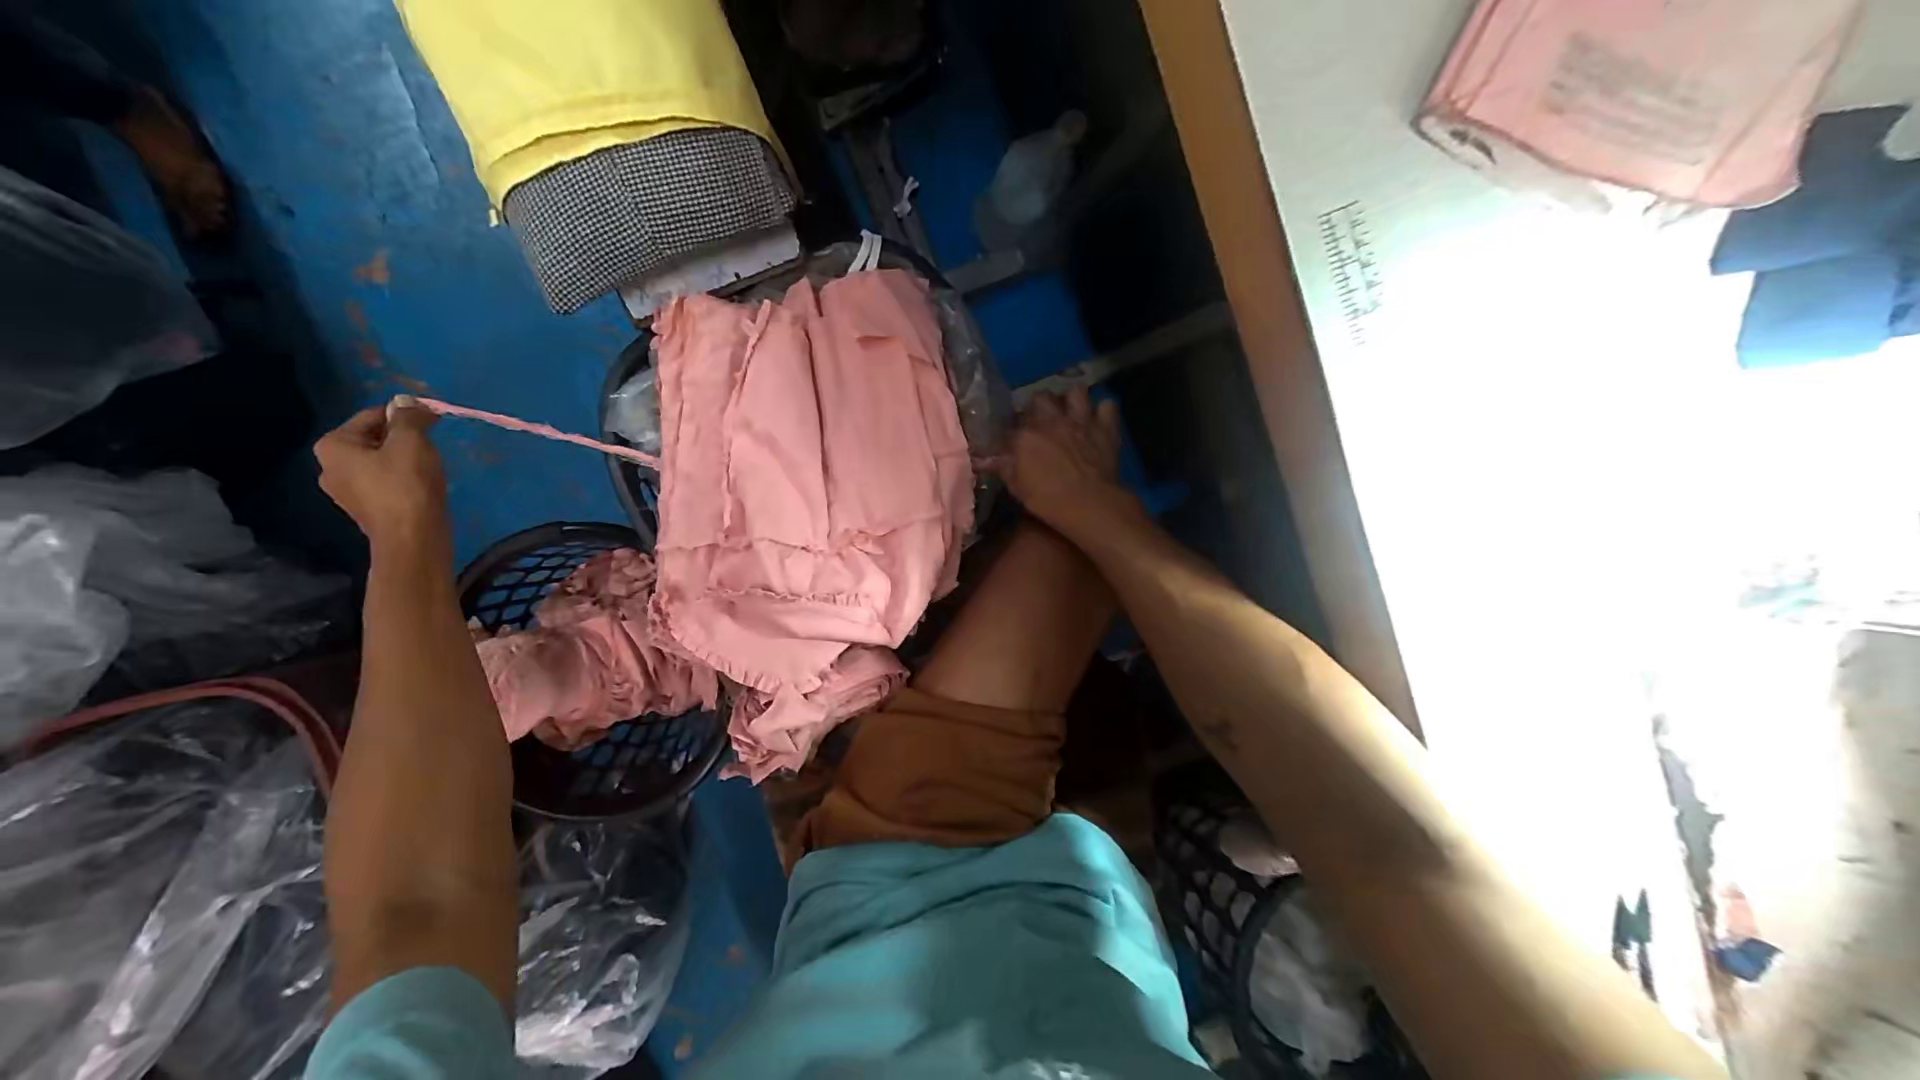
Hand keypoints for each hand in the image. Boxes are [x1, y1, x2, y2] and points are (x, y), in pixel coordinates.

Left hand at [315, 399, 448, 548]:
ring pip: (380, 462)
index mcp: (333, 446)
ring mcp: (345, 492)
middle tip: (432, 449)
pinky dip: (403, 480)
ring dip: (405, 460)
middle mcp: (329, 466)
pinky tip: (422, 488)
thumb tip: (410, 403)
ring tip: (429, 470)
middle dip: (404, 440)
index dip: (405, 416)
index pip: (372, 416)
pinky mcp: (365, 510)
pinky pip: (385, 483)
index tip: (433, 423)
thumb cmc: (407, 484)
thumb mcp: (412, 441)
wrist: (413, 537)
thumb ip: (409, 417)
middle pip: (374, 439)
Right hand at [993, 387, 1139, 539]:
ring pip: (1076, 392)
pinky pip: (1108, 406)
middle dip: (1039, 406)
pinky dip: (1103, 411)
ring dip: (1072, 400)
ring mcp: (1080, 421)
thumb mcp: (1018, 488)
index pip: (1010, 427)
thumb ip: (1004, 468)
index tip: (1010, 442)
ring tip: (1070, 412)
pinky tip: (1099, 420)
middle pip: (1040, 398)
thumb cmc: (1048, 500)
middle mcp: (1051, 420)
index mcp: (1025, 436)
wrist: (1090, 504)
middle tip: (1040, 421)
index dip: (1010, 433)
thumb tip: (986, 459)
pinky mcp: (1105, 427)